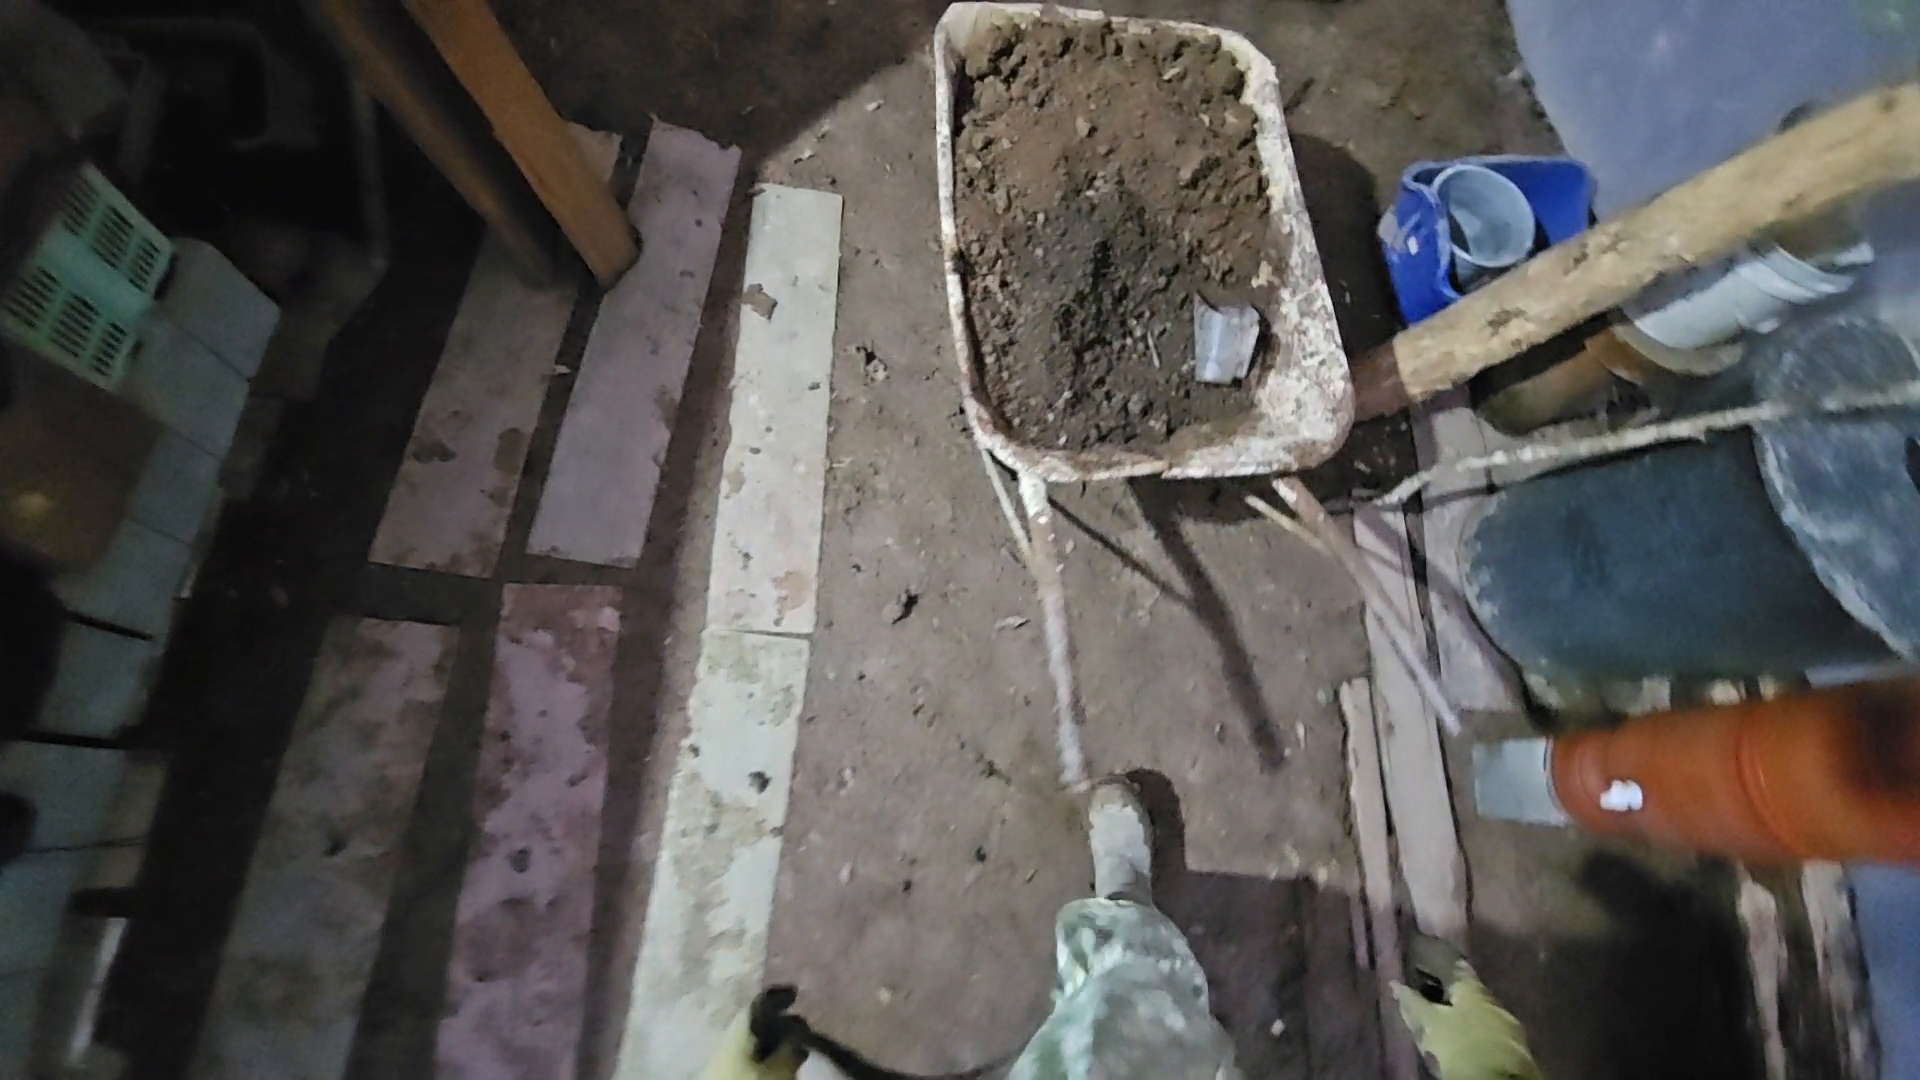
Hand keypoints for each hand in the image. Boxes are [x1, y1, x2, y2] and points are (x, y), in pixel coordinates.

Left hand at [701, 986, 808, 1079]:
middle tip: (802, 1029)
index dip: (777, 996)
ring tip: (796, 1054)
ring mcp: (722, 1067)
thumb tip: (796, 1036)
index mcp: (738, 1033)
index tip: (796, 994)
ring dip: (774, 1047)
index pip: (757, 1004)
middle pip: (754, 1026)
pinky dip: (766, 1064)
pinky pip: (747, 1066)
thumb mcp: (778, 1072)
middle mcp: (727, 1043)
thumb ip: (789, 1049)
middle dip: (779, 1024)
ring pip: (751, 1048)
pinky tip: (780, 1072)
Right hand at [1391, 961, 1543, 1079]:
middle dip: (1452, 994)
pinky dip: (1476, 1032)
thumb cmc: (1460, 1045)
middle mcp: (1496, 1004)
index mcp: (1475, 990)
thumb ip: (1412, 1002)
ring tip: (1445, 1020)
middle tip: (1430, 993)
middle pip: (1470, 993)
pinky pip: (1490, 1034)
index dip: (1440, 965)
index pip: (1457, 969)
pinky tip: (1464, 1038)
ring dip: (1465, 1015)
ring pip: (1482, 1015)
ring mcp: (1510, 1029)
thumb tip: (1395, 983)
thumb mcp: (1429, 1023)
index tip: (1425, 961)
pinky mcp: (1516, 1053)